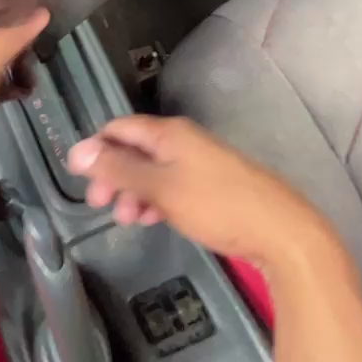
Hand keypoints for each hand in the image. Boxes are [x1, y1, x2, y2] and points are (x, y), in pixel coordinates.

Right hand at [67, 115, 340, 270]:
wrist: (282, 233)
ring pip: (153, 171)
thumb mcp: (161, 188)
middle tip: (98, 204)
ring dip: (133, 191)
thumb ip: (120, 169)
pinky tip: (152, 220)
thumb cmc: (217, 206)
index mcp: (169, 134)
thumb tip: (79, 151)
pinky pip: (172, 185)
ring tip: (127, 220)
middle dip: (113, 174)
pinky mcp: (213, 186)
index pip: (119, 128)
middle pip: (134, 149)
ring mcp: (200, 163)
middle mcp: (183, 141)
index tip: (79, 177)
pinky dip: (155, 200)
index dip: (95, 148)